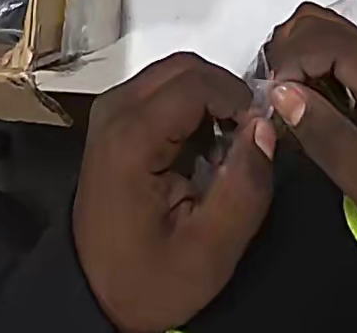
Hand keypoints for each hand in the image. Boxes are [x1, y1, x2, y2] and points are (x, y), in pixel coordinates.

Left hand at [73, 52, 275, 332]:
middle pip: (183, 67)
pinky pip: (161, 87)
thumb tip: (263, 128)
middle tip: (248, 138)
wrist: (93, 288)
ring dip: (209, 98)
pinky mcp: (115, 114)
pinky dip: (191, 105)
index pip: (195, 83)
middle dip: (225, 93)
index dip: (237, 98)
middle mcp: (116, 108)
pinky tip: (202, 147)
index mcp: (131, 136)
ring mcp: (112, 106)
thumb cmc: (146, 276)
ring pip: (173, 72)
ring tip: (226, 148)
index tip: (260, 132)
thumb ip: (243, 187)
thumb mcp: (209, 251)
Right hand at [263, 2, 356, 269]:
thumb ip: (331, 142)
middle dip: (284, 58)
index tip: (277, 101)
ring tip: (294, 104)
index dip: (289, 63)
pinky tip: (308, 102)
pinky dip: (301, 64)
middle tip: (281, 105)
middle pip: (313, 22)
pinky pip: (323, 44)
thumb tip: (282, 93)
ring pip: (314, 26)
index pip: (322, 39)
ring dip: (290, 58)